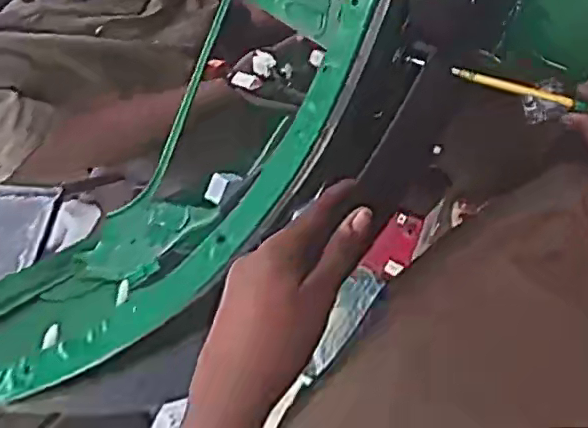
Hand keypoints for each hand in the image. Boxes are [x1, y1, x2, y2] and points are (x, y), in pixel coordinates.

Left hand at [187, 181, 373, 427]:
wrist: (226, 402)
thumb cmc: (273, 352)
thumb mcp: (320, 296)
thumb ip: (341, 251)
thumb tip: (360, 215)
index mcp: (276, 249)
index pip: (315, 209)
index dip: (340, 195)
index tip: (354, 184)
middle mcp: (253, 257)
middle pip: (298, 230)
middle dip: (326, 227)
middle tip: (353, 227)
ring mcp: (239, 279)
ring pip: (283, 252)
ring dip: (308, 252)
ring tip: (332, 263)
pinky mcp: (232, 300)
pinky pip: (268, 271)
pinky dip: (290, 271)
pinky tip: (300, 292)